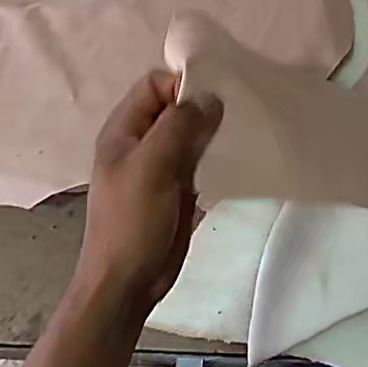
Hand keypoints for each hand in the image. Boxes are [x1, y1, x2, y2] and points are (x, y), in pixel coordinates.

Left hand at [76, 71, 222, 319]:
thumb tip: (210, 97)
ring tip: (242, 130)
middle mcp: (143, 142)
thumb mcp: (151, 167)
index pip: (154, 86)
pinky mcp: (180, 187)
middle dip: (204, 105)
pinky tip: (237, 156)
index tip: (215, 95)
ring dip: (213, 130)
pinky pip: (200, 159)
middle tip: (238, 110)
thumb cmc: (132, 221)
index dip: (182, 85)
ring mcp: (162, 165)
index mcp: (124, 130)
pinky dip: (216, 154)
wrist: (128, 281)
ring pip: (191, 133)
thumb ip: (179, 127)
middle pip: (175, 107)